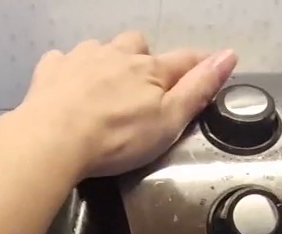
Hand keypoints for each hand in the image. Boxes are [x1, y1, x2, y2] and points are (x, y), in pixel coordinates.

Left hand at [14, 33, 236, 177]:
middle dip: (143, 61)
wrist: (54, 138)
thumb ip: (198, 90)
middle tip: (140, 88)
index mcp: (150, 70)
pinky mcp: (51, 71)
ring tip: (103, 92)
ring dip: (106, 64)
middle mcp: (117, 54)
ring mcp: (82, 58)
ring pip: (101, 50)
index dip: (197, 66)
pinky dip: (69, 73)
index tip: (208, 69)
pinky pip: (63, 62)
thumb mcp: (167, 122)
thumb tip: (230, 55)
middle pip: (138, 47)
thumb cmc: (116, 138)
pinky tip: (67, 90)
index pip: (182, 61)